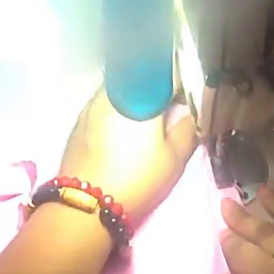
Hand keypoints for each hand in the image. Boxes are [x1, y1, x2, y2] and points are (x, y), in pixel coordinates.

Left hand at [58, 87, 198, 219]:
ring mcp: (91, 104)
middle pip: (137, 73)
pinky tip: (123, 129)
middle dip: (154, 83)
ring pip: (119, 87)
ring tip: (147, 118)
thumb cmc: (136, 179)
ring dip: (135, 95)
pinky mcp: (79, 121)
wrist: (86, 205)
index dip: (178, 75)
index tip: (187, 89)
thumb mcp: (174, 159)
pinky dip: (118, 108)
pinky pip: (104, 103)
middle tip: (169, 104)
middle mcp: (112, 91)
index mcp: (139, 95)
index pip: (162, 68)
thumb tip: (193, 110)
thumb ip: (188, 128)